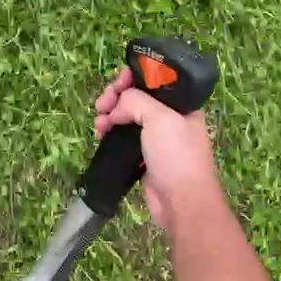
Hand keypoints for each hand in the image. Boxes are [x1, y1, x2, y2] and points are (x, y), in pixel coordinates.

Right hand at [93, 67, 225, 233]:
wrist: (182, 203)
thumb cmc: (176, 155)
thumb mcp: (159, 117)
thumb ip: (134, 100)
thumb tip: (115, 109)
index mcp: (180, 104)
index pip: (152, 80)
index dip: (132, 77)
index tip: (116, 84)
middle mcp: (169, 117)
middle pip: (135, 96)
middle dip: (115, 96)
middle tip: (102, 104)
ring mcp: (156, 137)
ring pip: (125, 115)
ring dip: (108, 114)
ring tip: (99, 124)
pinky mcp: (143, 154)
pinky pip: (122, 134)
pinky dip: (109, 131)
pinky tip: (100, 134)